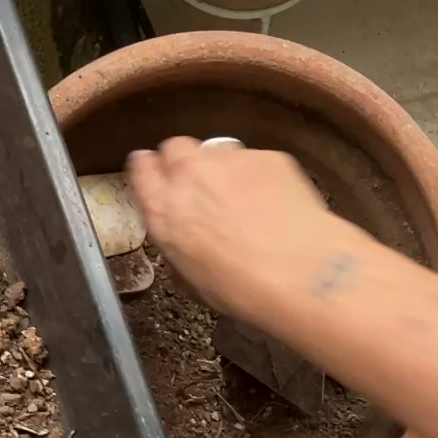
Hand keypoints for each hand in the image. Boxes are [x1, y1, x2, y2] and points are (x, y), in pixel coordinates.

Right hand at [126, 137, 355, 321]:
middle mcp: (189, 175)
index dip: (150, 172)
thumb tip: (181, 234)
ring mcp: (228, 160)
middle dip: (183, 164)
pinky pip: (252, 159)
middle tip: (198, 189)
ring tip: (238, 200)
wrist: (296, 272)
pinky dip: (256, 176)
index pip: (141, 168)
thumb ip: (176, 241)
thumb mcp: (191, 277)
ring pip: (214, 150)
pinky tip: (269, 203)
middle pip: (175, 148)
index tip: (156, 177)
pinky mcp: (265, 156)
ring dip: (219, 169)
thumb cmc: (241, 289)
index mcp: (163, 210)